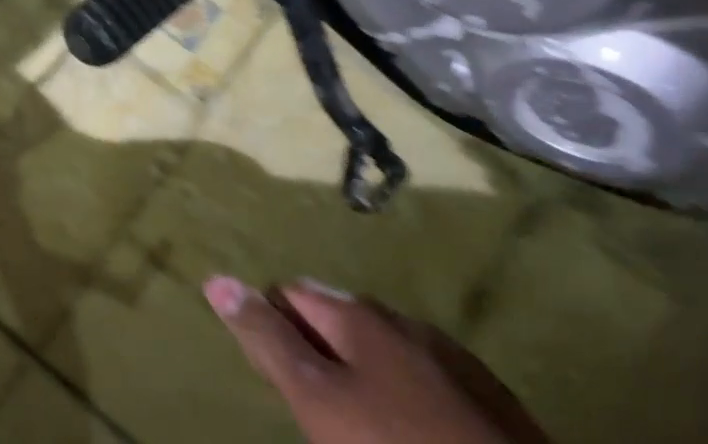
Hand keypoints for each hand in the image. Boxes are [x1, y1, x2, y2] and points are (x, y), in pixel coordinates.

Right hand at [206, 276, 548, 443]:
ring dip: (361, 371)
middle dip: (315, 347)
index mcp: (357, 313)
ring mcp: (453, 358)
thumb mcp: (314, 396)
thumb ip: (266, 338)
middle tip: (314, 403)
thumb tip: (216, 279)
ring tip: (360, 420)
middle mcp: (403, 320)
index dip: (271, 328)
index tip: (277, 376)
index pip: (287, 293)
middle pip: (335, 318)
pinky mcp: (491, 399)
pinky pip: (424, 379)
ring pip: (383, 350)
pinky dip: (405, 394)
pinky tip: (412, 430)